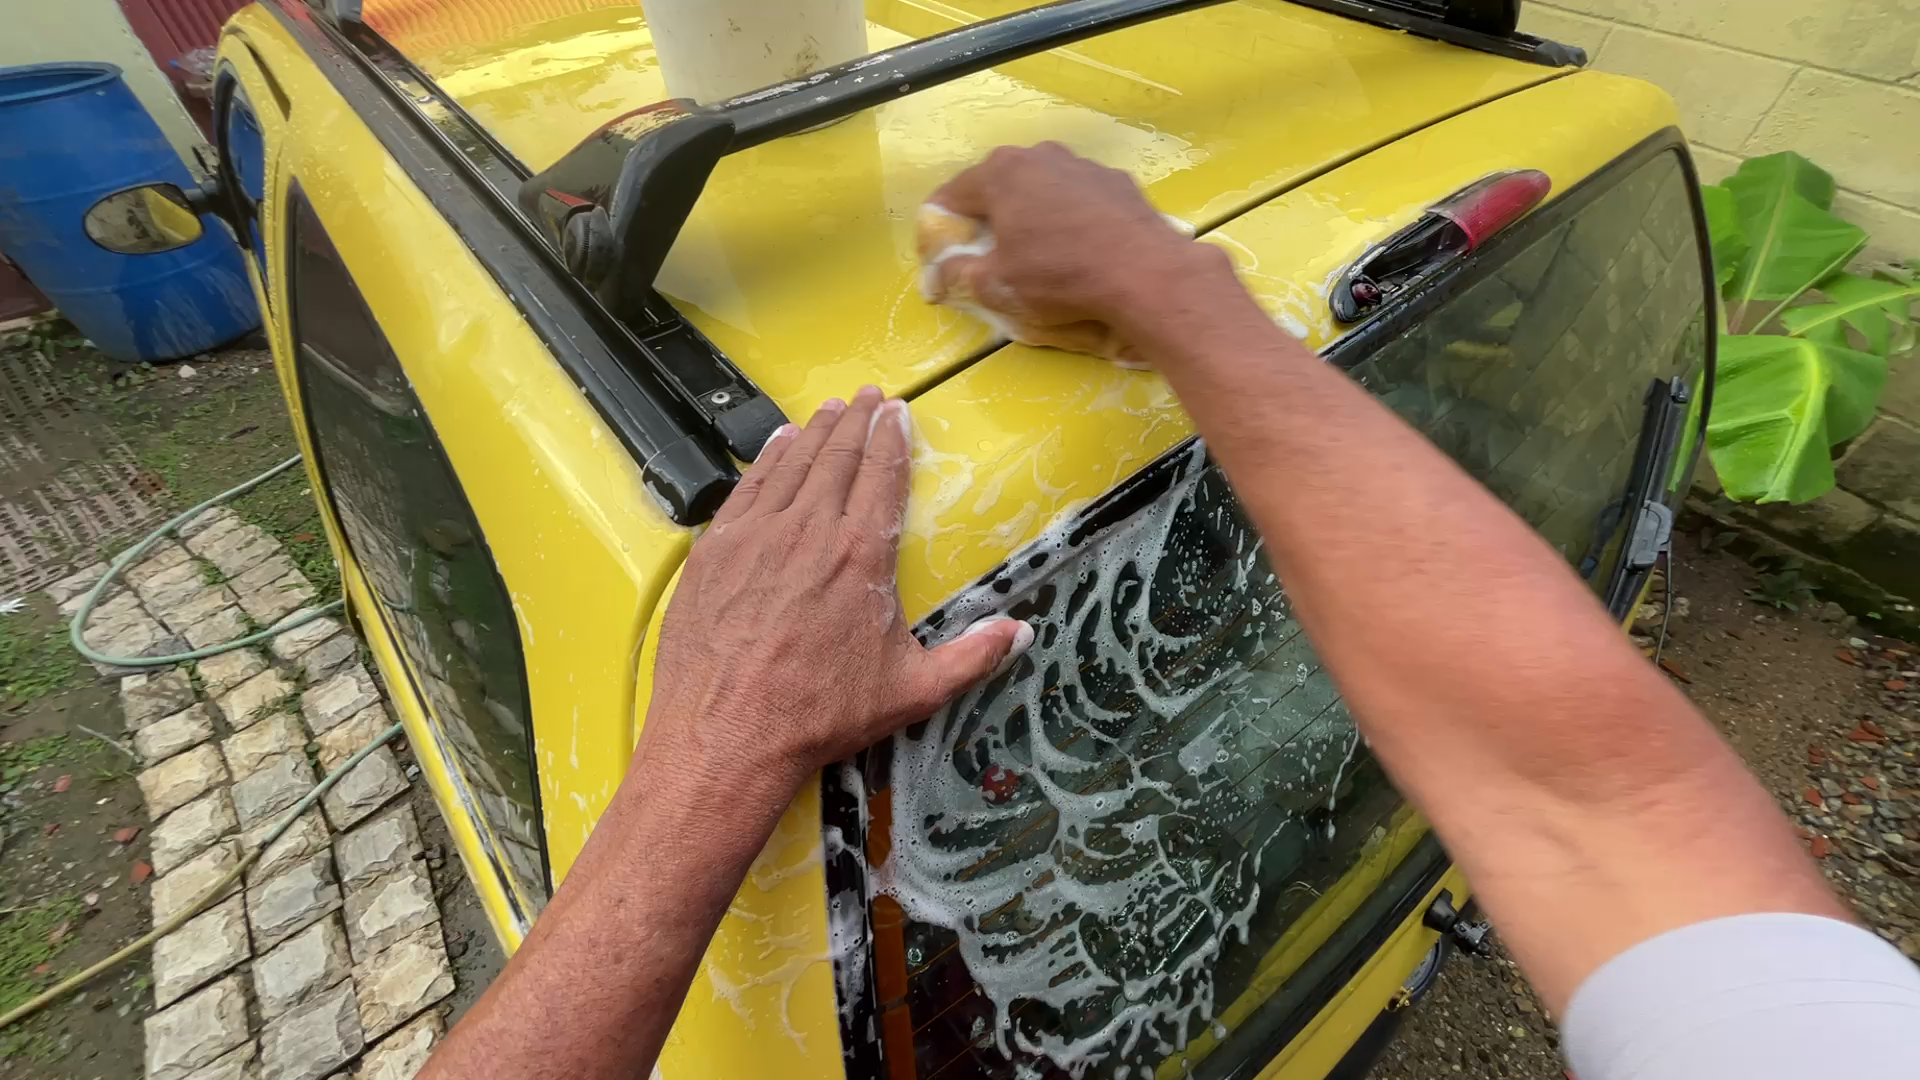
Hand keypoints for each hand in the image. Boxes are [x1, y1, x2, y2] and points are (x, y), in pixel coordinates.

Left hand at [641, 387, 1033, 795]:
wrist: (724, 736)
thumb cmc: (820, 714)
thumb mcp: (912, 691)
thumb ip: (973, 656)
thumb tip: (1023, 633)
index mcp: (862, 555)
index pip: (884, 476)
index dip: (893, 437)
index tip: (898, 411)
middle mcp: (811, 530)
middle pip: (840, 458)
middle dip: (858, 420)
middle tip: (868, 395)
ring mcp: (758, 534)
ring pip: (793, 463)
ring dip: (817, 431)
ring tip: (831, 408)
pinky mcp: (716, 548)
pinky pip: (748, 486)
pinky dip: (768, 457)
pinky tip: (779, 442)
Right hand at [924, 142, 1237, 353]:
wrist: (1141, 273)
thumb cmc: (1057, 276)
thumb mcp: (996, 285)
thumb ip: (958, 275)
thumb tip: (936, 277)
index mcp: (1001, 173)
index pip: (953, 195)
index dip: (941, 229)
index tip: (941, 257)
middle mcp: (1040, 156)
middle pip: (999, 187)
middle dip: (988, 219)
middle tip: (987, 256)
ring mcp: (1082, 165)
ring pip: (1041, 190)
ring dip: (1030, 217)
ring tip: (1035, 255)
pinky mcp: (1116, 183)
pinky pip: (1077, 201)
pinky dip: (1068, 221)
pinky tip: (1077, 252)